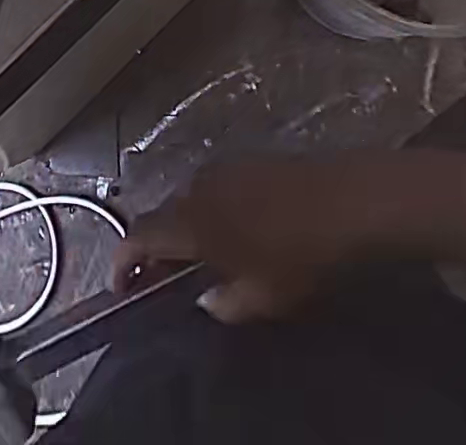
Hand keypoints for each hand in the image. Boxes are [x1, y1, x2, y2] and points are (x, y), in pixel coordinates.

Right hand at [111, 159, 370, 322]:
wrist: (344, 198)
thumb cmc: (299, 253)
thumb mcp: (264, 296)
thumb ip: (225, 304)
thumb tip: (205, 301)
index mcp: (188, 223)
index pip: (137, 237)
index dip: (122, 262)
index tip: (120, 286)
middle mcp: (193, 190)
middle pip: (160, 218)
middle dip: (156, 248)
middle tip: (163, 277)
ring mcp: (218, 170)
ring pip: (186, 202)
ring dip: (184, 229)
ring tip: (202, 256)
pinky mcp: (242, 161)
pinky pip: (211, 190)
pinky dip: (209, 212)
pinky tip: (235, 230)